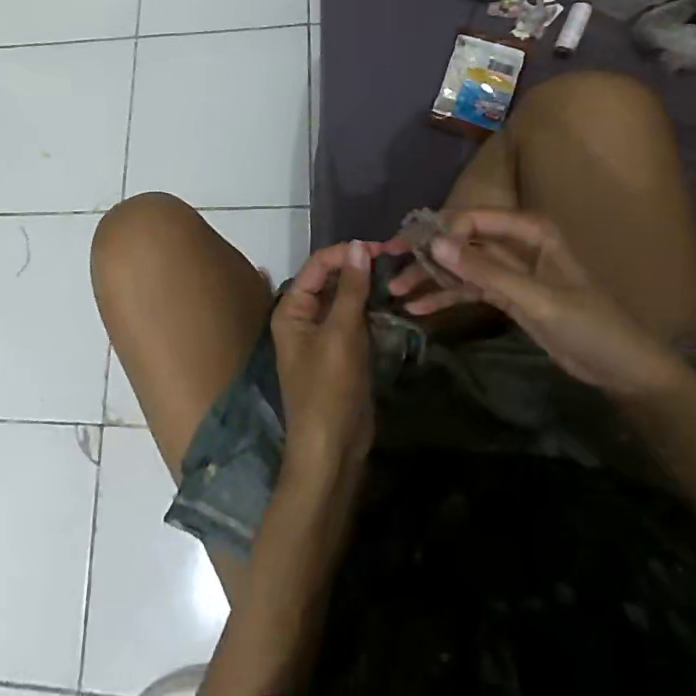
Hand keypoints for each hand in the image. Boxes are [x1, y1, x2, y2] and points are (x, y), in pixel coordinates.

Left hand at [270, 240, 386, 480]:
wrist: (332, 447)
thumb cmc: (329, 389)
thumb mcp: (341, 335)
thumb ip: (351, 289)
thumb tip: (359, 247)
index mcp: (292, 310)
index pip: (319, 265)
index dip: (349, 253)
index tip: (385, 248)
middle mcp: (305, 317)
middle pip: (334, 278)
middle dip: (362, 265)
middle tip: (400, 257)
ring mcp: (325, 334)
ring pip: (349, 297)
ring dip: (371, 284)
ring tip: (403, 272)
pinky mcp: (344, 350)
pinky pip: (358, 317)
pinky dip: (375, 306)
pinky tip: (398, 299)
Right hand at [391, 209, 689, 397]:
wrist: (620, 365)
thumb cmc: (589, 325)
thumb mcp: (536, 300)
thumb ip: (486, 272)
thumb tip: (435, 244)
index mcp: (532, 231)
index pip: (476, 220)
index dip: (439, 230)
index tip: (405, 249)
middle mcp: (519, 244)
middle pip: (465, 241)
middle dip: (428, 253)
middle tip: (389, 265)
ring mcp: (514, 272)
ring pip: (464, 267)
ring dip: (433, 279)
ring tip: (397, 293)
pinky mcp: (510, 297)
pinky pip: (472, 290)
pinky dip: (448, 298)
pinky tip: (420, 309)